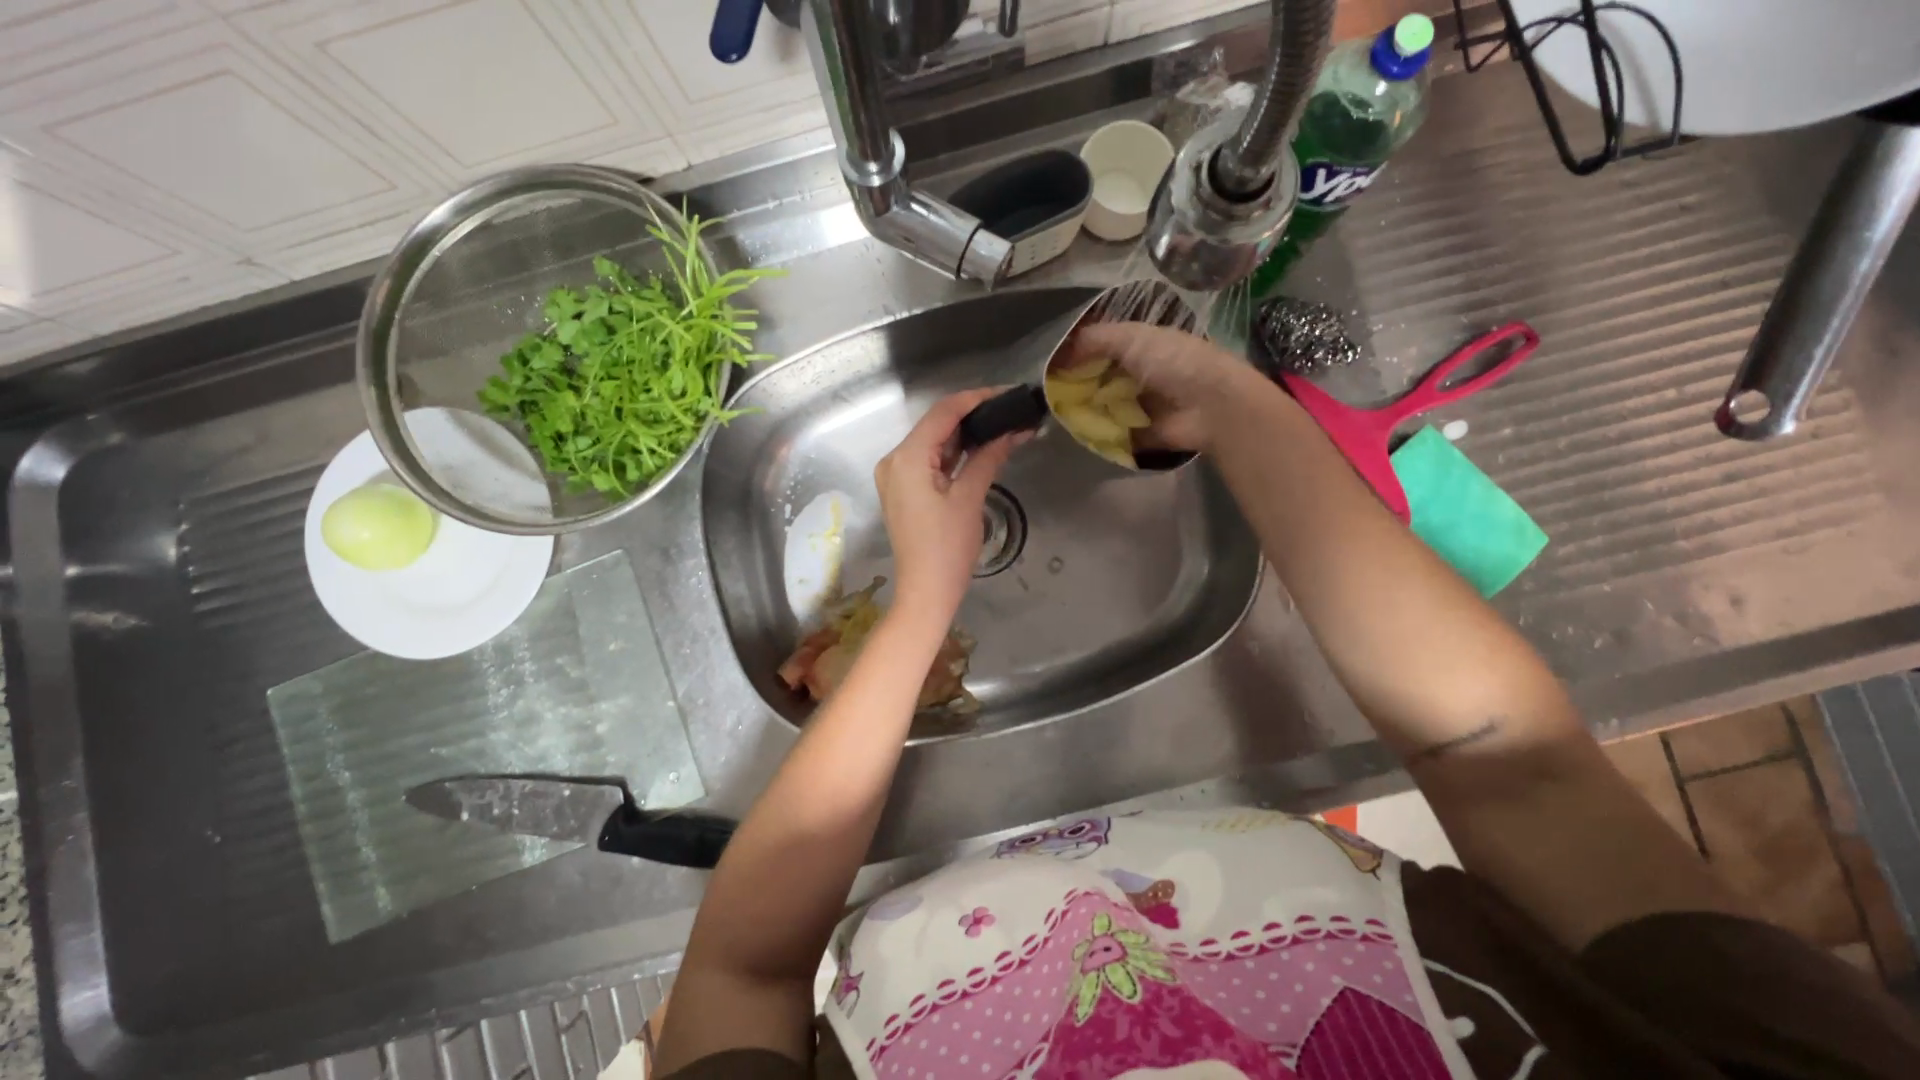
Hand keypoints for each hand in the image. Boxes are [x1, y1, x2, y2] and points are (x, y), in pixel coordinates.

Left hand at [875, 388, 1023, 622]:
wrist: (926, 592)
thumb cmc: (947, 547)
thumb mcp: (970, 498)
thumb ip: (988, 457)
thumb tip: (1013, 431)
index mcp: (906, 458)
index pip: (943, 412)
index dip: (976, 399)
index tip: (1007, 394)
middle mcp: (894, 460)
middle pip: (936, 425)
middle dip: (973, 417)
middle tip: (1011, 412)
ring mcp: (896, 476)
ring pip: (933, 443)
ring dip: (966, 436)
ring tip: (1004, 427)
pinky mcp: (903, 491)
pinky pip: (929, 462)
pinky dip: (954, 455)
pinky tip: (982, 450)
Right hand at [1066, 323, 1278, 451]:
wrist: (1211, 406)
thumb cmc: (1174, 362)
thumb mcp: (1132, 338)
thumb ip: (1095, 339)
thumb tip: (1061, 352)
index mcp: (1145, 344)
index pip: (1106, 345)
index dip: (1081, 351)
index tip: (1054, 360)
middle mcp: (1145, 373)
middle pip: (1104, 376)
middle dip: (1080, 382)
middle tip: (1051, 390)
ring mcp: (1145, 404)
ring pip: (1107, 404)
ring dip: (1087, 407)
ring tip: (1059, 411)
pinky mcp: (1146, 433)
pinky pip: (1116, 433)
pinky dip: (1100, 433)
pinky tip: (1078, 431)